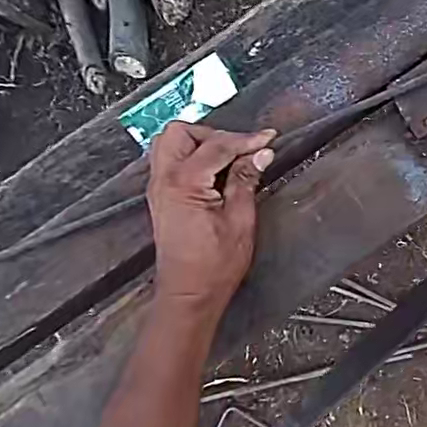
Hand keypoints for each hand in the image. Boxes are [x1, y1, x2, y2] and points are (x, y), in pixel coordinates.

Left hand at [147, 122, 275, 317]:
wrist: (189, 293)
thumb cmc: (214, 265)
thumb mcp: (240, 220)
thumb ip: (246, 180)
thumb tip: (260, 154)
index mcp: (183, 183)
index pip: (216, 145)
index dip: (246, 139)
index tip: (268, 138)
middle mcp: (163, 180)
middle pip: (181, 133)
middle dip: (215, 134)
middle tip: (243, 149)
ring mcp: (158, 188)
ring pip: (171, 144)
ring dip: (200, 143)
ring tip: (230, 158)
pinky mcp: (162, 197)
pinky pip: (171, 161)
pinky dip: (193, 157)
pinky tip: (217, 172)